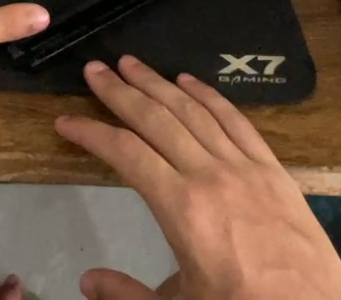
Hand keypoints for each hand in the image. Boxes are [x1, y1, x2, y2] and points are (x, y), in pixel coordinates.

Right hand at [57, 57, 340, 299]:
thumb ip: (128, 294)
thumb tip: (86, 280)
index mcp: (182, 209)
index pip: (125, 154)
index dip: (91, 133)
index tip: (66, 120)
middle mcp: (210, 176)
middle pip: (156, 119)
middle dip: (120, 91)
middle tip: (94, 69)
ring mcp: (245, 168)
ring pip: (193, 111)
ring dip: (158, 83)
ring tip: (131, 63)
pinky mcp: (274, 171)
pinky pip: (236, 121)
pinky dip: (209, 95)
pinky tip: (189, 81)